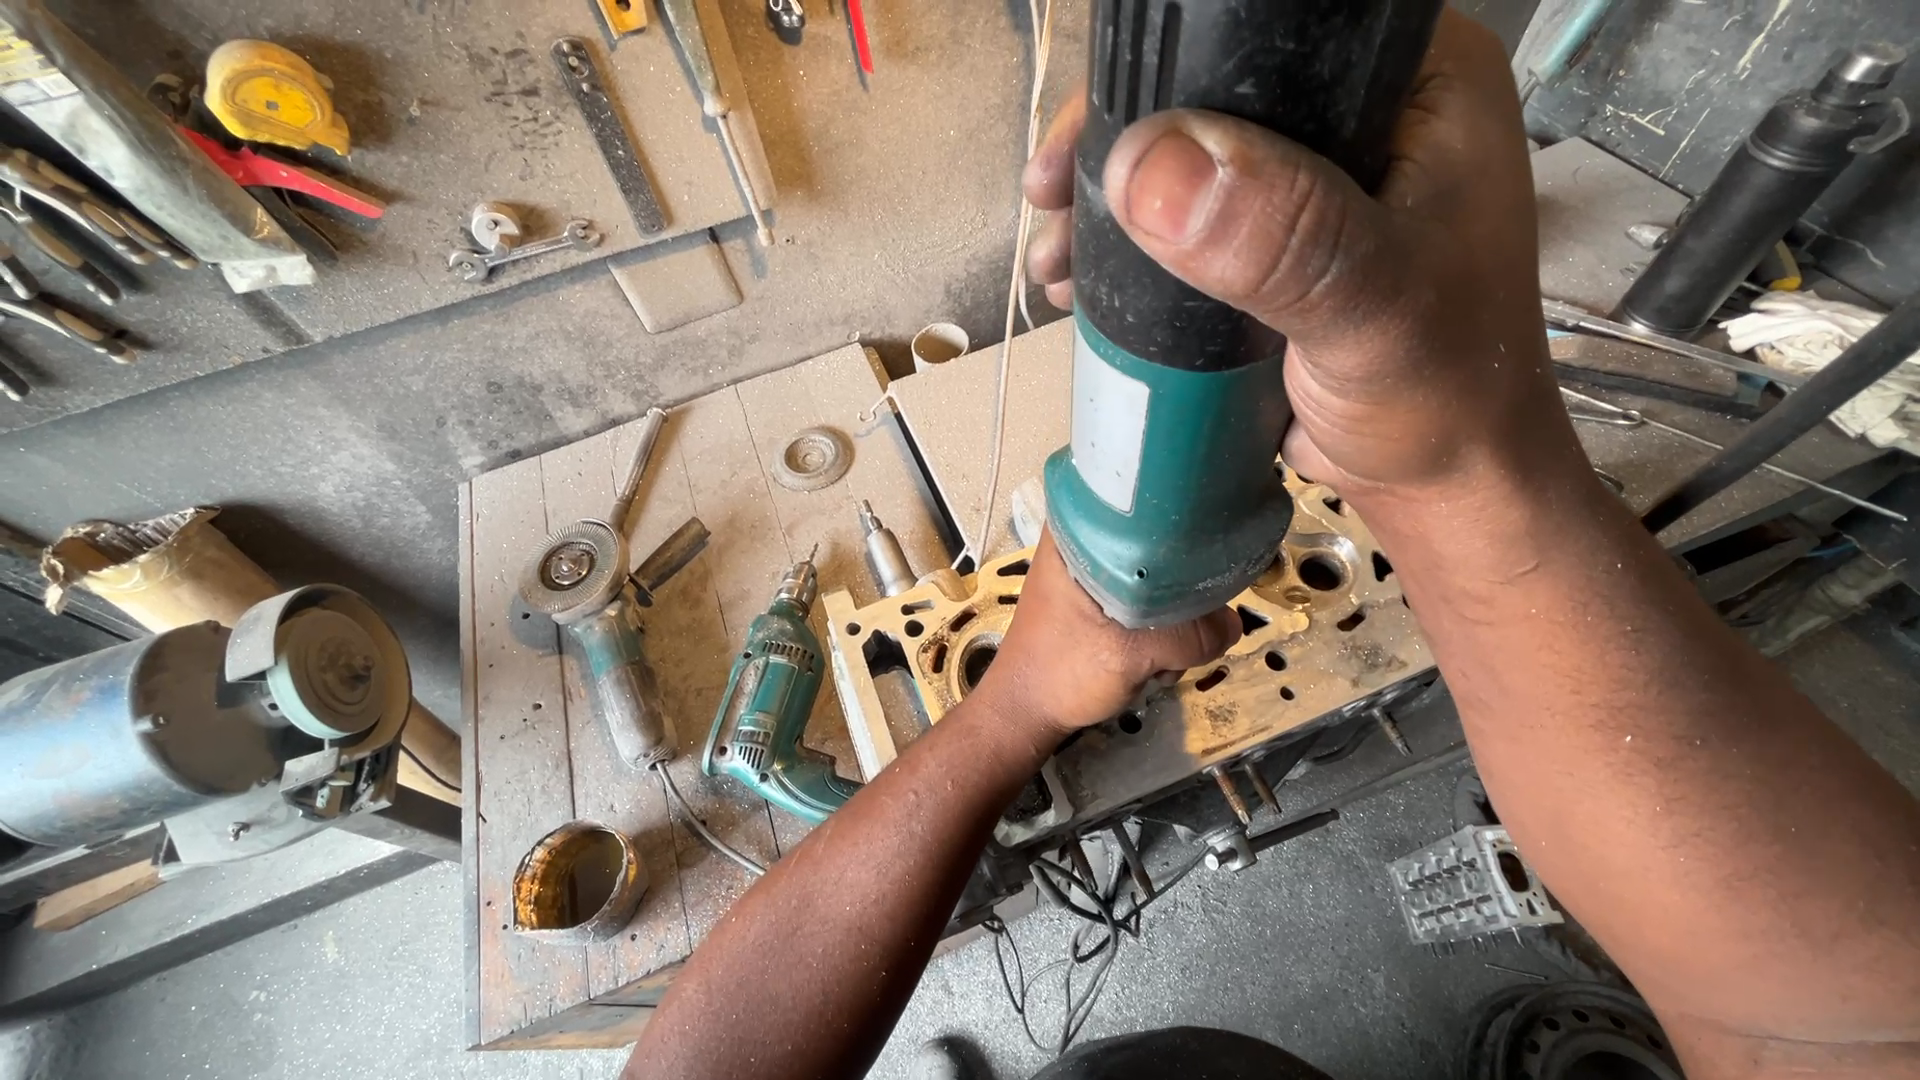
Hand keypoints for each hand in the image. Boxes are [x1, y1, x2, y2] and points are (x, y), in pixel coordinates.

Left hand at [972, 531, 1239, 740]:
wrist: (1027, 712)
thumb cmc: (1062, 671)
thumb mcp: (1128, 653)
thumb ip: (1187, 635)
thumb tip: (1233, 623)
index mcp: (1079, 529)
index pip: (1144, 501)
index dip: (1184, 519)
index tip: (1215, 541)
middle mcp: (1087, 538)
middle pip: (1160, 542)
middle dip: (1182, 585)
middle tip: (1185, 619)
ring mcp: (1096, 570)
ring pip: (1160, 577)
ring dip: (1172, 617)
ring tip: (1158, 651)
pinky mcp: (1104, 599)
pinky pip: (1151, 601)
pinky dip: (1160, 627)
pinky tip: (1153, 656)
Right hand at [1023, 12, 1578, 500]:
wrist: (1434, 478)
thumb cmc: (1436, 392)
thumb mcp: (1368, 306)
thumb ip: (1280, 239)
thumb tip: (1146, 168)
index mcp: (1409, 86)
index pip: (1266, 37)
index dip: (1162, 77)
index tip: (1079, 148)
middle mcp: (1353, 122)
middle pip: (1204, 104)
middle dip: (1111, 157)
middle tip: (1048, 207)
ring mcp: (1306, 192)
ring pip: (1182, 175)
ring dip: (1105, 216)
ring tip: (1052, 266)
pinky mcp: (1269, 252)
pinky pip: (1182, 235)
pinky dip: (1126, 260)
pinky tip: (1081, 289)